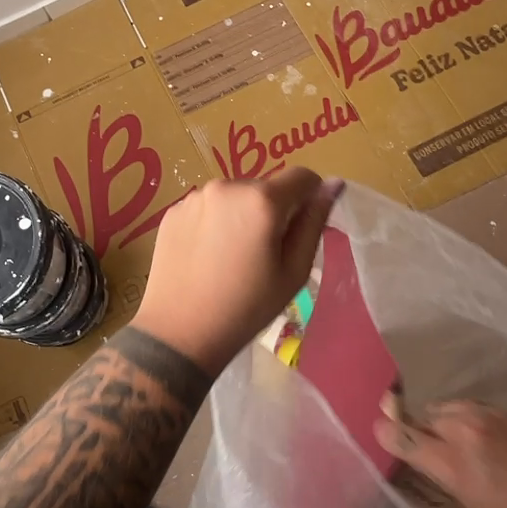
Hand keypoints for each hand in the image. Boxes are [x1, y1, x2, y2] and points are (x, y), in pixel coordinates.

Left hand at [129, 169, 342, 374]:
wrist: (180, 331)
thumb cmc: (247, 307)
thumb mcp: (294, 270)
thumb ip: (314, 222)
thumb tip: (333, 184)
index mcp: (262, 200)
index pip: (301, 176)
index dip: (310, 197)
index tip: (302, 228)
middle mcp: (227, 186)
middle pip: (264, 187)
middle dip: (272, 211)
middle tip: (264, 254)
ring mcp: (195, 197)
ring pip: (234, 196)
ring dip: (241, 215)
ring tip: (232, 257)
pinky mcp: (173, 211)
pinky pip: (206, 207)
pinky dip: (213, 222)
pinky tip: (207, 256)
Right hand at [374, 399, 506, 507]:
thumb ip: (436, 478)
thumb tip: (407, 462)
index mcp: (454, 461)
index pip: (399, 433)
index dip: (384, 433)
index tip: (379, 438)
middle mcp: (466, 428)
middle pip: (420, 415)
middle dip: (415, 430)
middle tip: (422, 454)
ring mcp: (489, 416)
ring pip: (444, 408)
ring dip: (440, 423)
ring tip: (451, 448)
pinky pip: (469, 408)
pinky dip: (463, 420)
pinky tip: (476, 442)